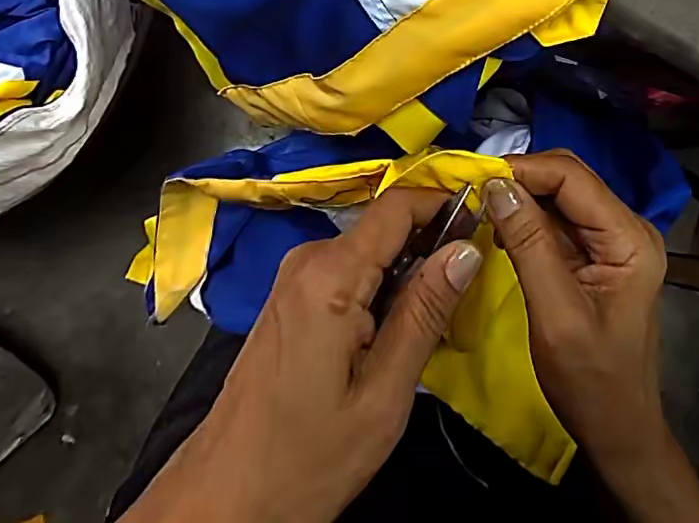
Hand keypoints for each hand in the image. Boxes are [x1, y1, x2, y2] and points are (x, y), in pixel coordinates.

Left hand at [122, 189, 482, 522]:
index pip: (399, 204)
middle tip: (463, 287)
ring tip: (433, 316)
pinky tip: (394, 330)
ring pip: (373, 247)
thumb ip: (427, 312)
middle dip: (431, 244)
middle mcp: (308, 263)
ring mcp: (295, 280)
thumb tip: (468, 249)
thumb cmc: (302, 461)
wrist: (216, 510)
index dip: (445, 205)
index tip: (482, 228)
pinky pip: (352, 269)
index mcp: (331, 277)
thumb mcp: (383, 394)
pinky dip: (383, 285)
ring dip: (409, 269)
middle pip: (387, 225)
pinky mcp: (292, 299)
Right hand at [486, 151, 698, 521]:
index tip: (476, 177)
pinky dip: (530, 220)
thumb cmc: (591, 381)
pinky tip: (502, 228)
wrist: (619, 427)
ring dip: (523, 198)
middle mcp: (629, 226)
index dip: (525, 169)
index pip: (574, 178)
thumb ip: (529, 245)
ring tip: (480, 206)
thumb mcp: (555, 315)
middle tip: (473, 190)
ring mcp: (616, 239)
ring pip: (564, 197)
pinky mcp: (601, 253)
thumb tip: (498, 186)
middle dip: (522, 179)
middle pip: (571, 180)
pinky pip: (562, 221)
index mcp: (630, 237)